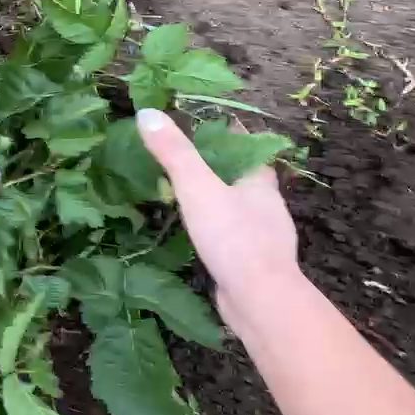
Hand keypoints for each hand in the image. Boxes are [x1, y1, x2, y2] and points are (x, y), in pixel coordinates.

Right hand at [134, 109, 302, 332]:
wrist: (260, 300)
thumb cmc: (233, 237)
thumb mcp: (198, 188)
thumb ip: (174, 153)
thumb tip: (147, 113)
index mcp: (260, 182)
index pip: (248, 147)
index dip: (227, 134)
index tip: (201, 125)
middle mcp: (267, 206)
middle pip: (243, 176)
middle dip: (218, 166)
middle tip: (184, 157)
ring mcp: (263, 236)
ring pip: (238, 207)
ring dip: (216, 198)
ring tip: (184, 193)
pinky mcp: (252, 262)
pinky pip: (232, 235)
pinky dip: (216, 228)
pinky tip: (198, 233)